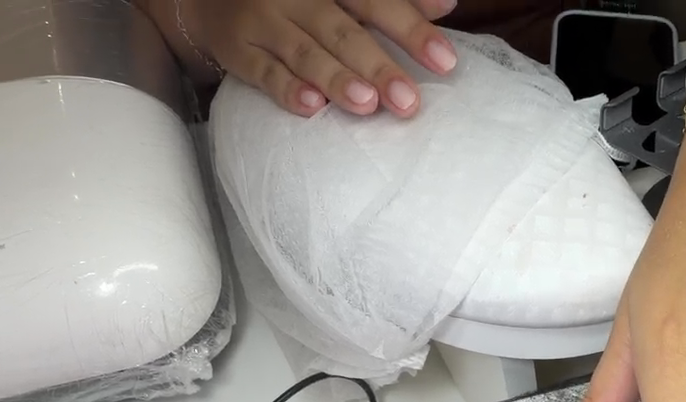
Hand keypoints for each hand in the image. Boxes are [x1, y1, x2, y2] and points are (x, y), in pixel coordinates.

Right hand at [163, 0, 458, 116]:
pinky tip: (312, 107)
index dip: (411, 27)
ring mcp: (264, 20)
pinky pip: (263, 73)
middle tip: (410, 101)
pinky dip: (287, 89)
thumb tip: (445, 5)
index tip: (447, 60)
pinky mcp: (238, 50)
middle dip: (379, 65)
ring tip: (368, 104)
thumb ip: (389, 0)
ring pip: (305, 51)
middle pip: (344, 30)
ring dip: (337, 78)